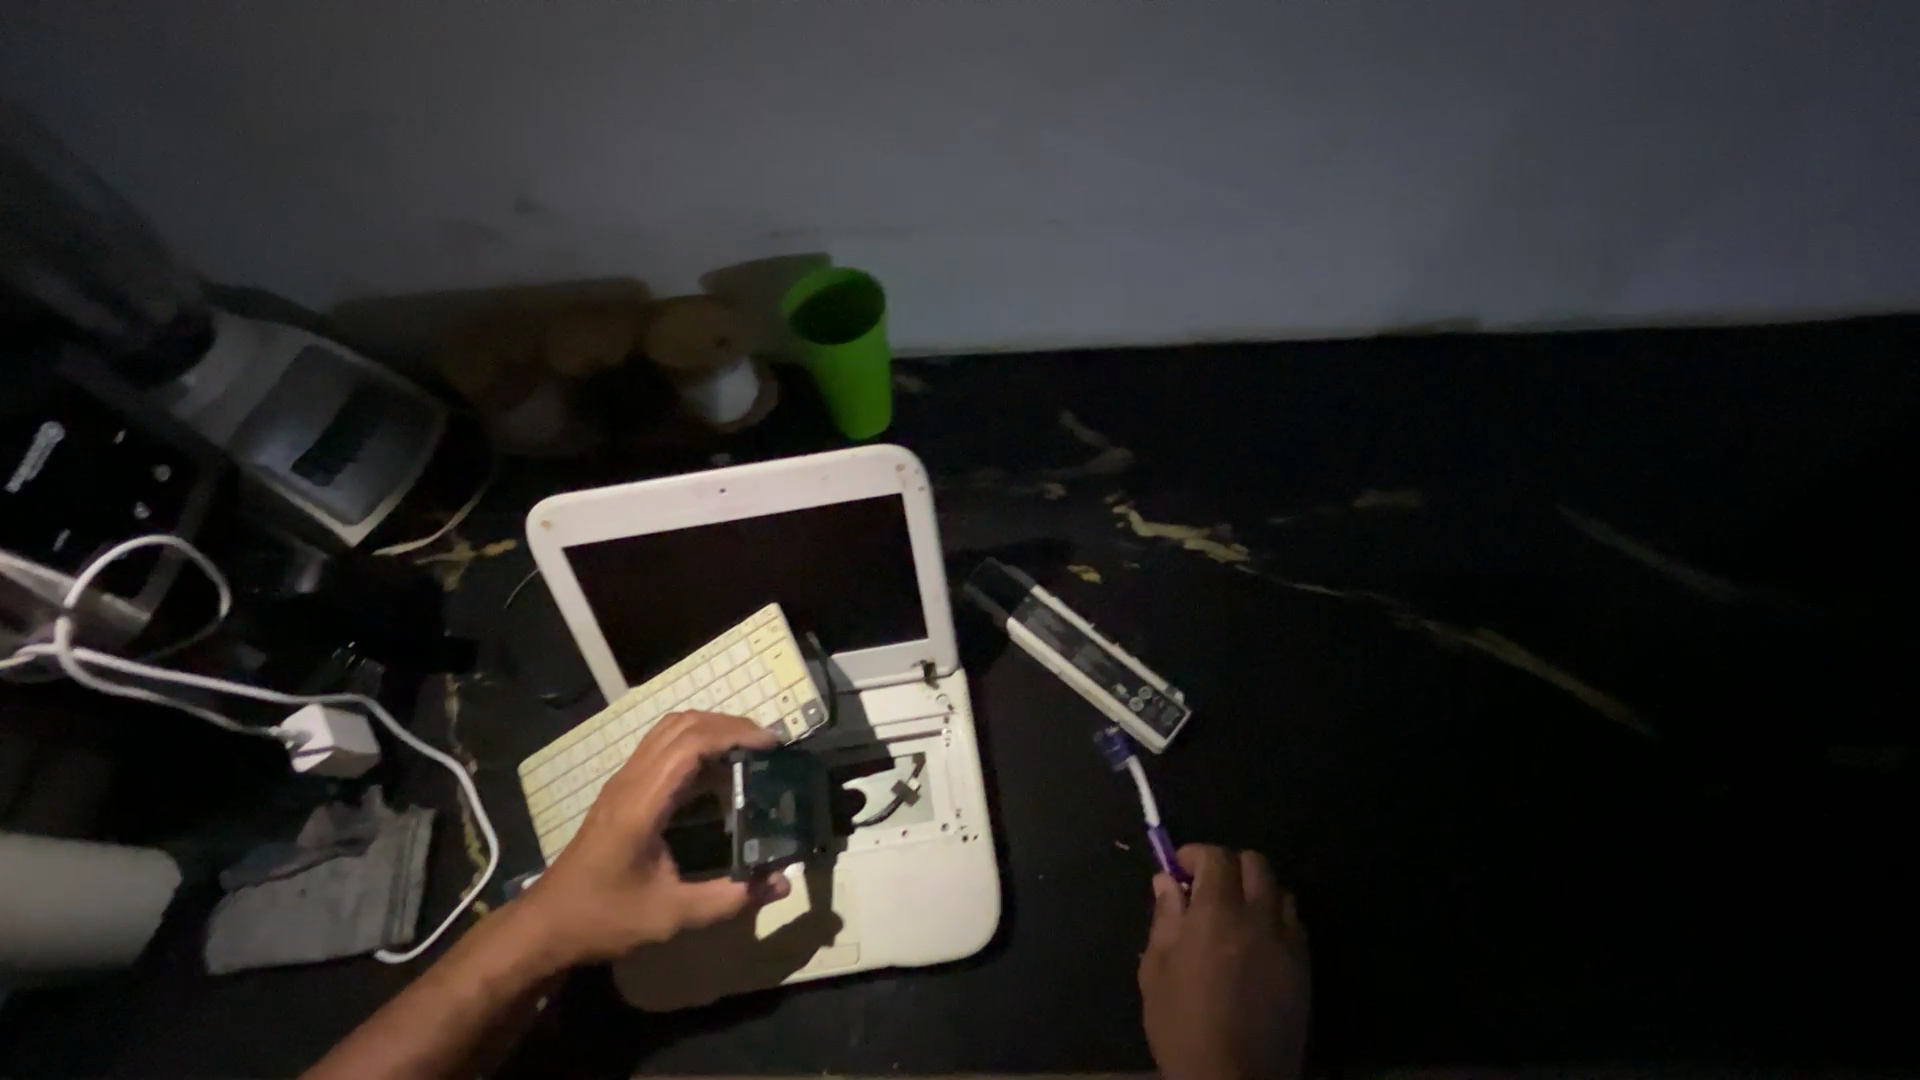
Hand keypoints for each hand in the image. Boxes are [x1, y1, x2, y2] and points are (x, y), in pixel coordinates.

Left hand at [519, 711, 790, 965]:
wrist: (545, 926)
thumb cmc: (604, 918)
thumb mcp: (672, 915)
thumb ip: (729, 898)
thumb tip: (782, 883)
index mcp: (643, 803)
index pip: (691, 744)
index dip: (733, 734)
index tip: (771, 745)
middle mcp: (631, 780)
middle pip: (682, 725)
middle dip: (729, 726)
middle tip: (767, 745)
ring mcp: (623, 781)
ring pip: (671, 728)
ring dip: (712, 728)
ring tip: (746, 749)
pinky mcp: (622, 789)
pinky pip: (663, 745)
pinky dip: (696, 741)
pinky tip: (716, 769)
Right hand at [1139, 845, 1310, 1079]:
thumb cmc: (1183, 1026)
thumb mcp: (1156, 970)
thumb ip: (1165, 918)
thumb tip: (1167, 881)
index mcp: (1218, 914)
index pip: (1217, 857)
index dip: (1195, 854)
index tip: (1178, 869)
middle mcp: (1259, 919)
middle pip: (1255, 864)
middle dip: (1228, 865)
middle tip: (1206, 887)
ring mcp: (1288, 945)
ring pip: (1280, 891)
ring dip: (1256, 891)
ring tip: (1234, 914)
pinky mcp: (1305, 971)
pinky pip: (1294, 925)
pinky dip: (1275, 918)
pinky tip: (1255, 942)